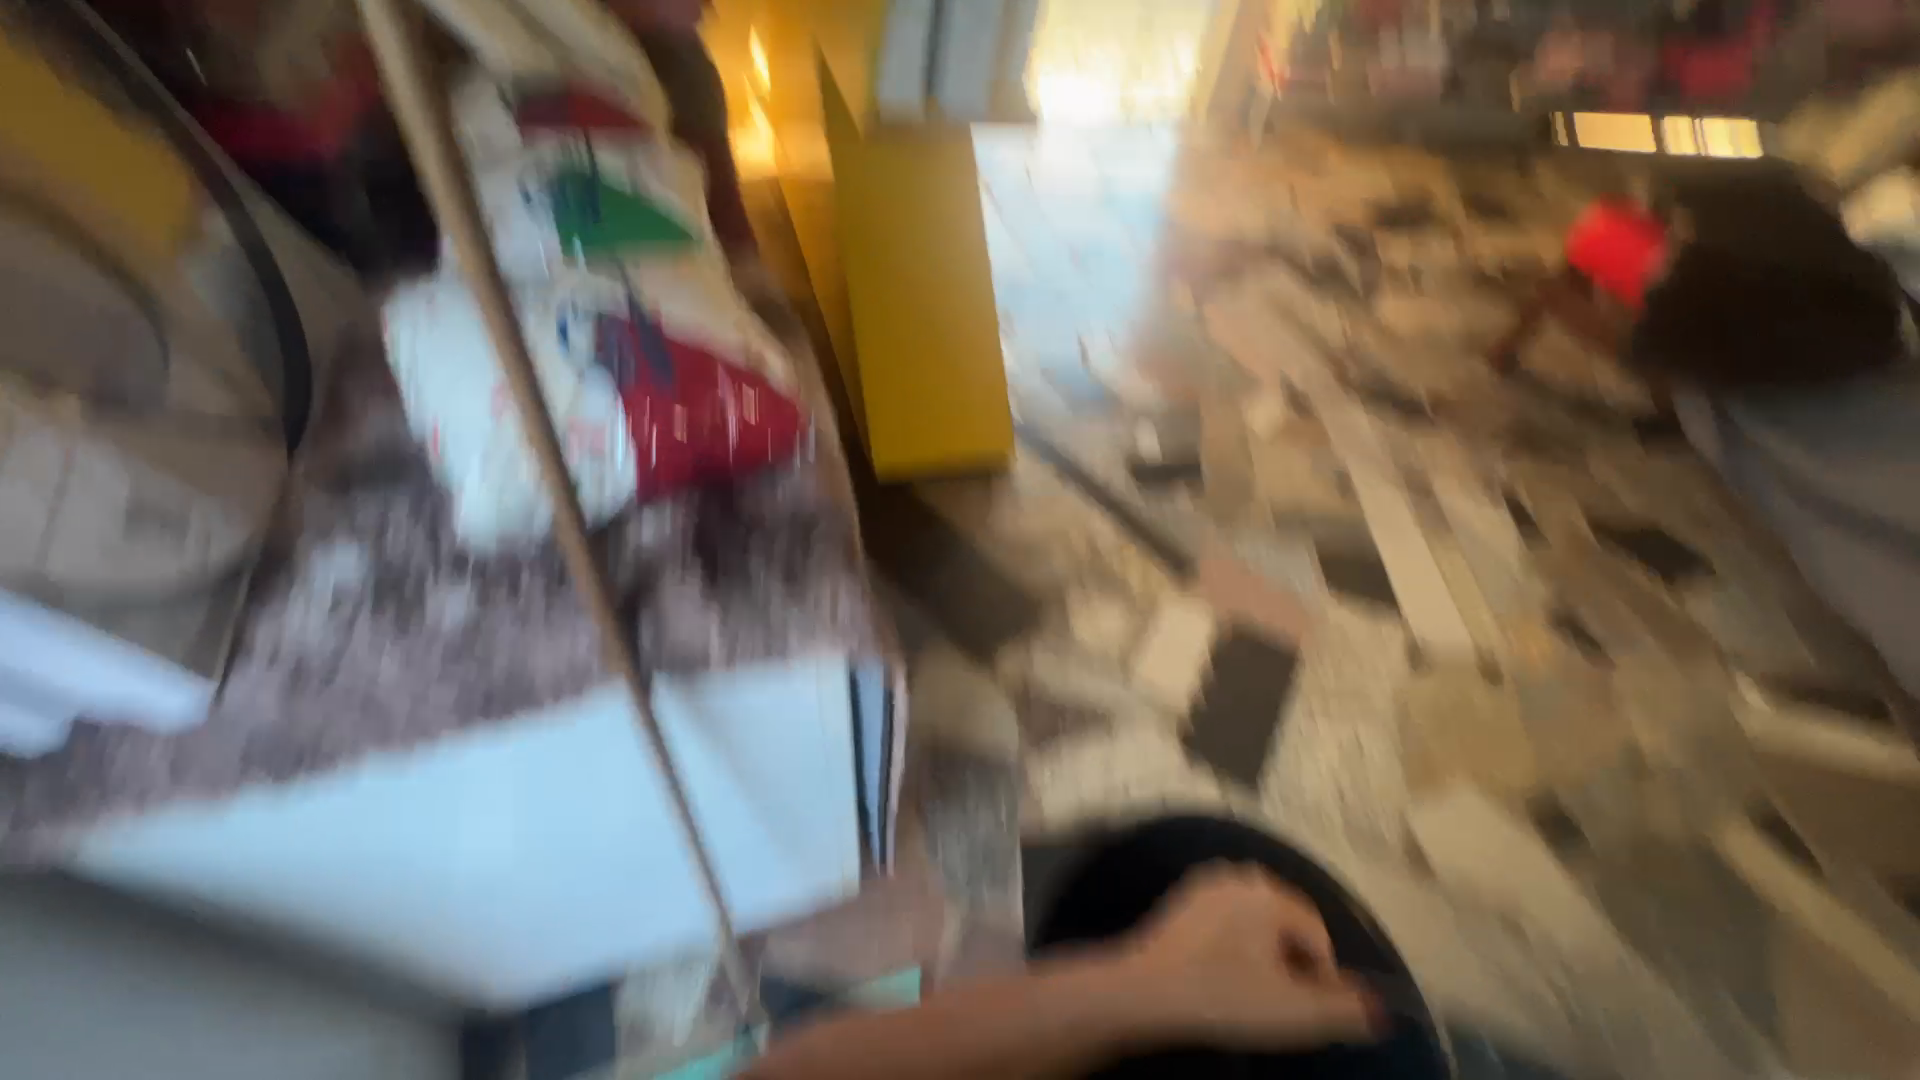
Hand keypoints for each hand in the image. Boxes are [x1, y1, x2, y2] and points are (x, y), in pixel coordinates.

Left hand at [1107, 863, 1384, 1049]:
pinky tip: (1222, 973)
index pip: (1317, 933)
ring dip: (1263, 952)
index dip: (1321, 975)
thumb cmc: (1223, 994)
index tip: (1304, 1008)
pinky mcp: (1183, 897)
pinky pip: (1227, 919)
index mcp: (1269, 892)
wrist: (1146, 988)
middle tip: (1279, 1001)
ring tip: (1251, 990)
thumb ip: (1345, 1008)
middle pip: (1286, 922)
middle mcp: (1240, 874)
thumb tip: (1382, 1007)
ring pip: (1255, 921)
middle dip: (1292, 961)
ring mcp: (1207, 882)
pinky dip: (1234, 943)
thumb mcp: (1294, 1011)